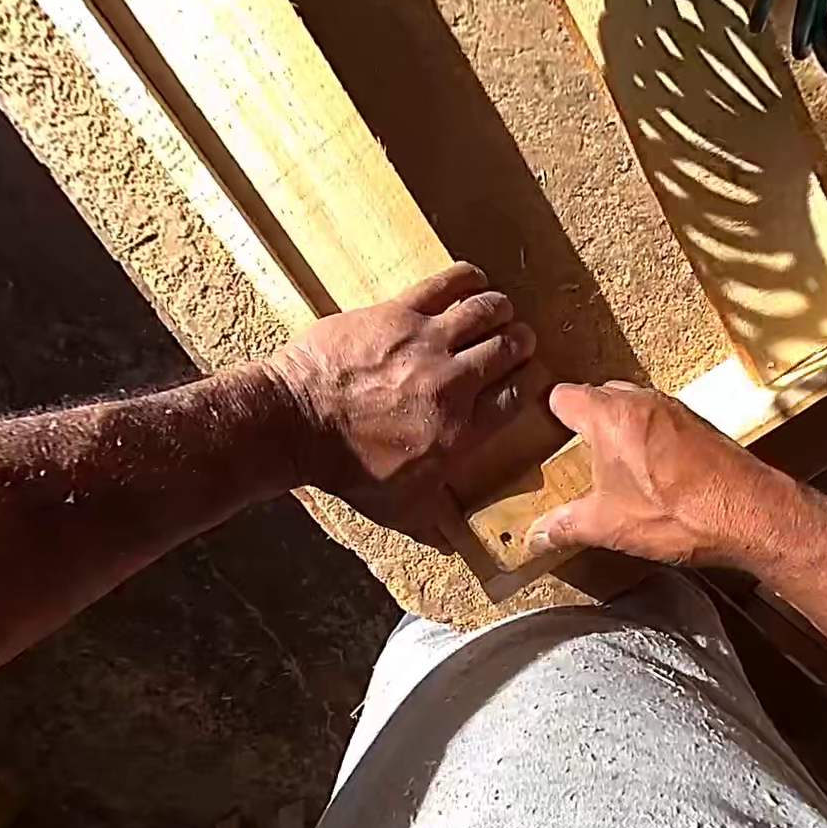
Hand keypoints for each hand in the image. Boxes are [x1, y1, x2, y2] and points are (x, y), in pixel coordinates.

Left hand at [264, 263, 534, 546]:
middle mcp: (453, 383)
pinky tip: (475, 279)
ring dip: (502, 309)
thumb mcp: (398, 508)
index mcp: (460, 429)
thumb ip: (433, 524)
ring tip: (503, 311)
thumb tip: (453, 549)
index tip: (532, 378)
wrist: (294, 423)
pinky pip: (446, 285)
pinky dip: (468, 279)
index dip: (532, 383)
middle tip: (520, 341)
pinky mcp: (398, 314)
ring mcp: (426, 344)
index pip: (517, 396)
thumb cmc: (347, 469)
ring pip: (485, 312)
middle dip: (521, 343)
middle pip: (508, 350)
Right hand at [524, 382, 800, 568]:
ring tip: (612, 463)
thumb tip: (535, 537)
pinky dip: (649, 435)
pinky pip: (660, 418)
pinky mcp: (700, 423)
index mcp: (611, 416)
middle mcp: (642, 401)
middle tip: (574, 453)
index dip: (550, 414)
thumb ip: (565, 527)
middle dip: (585, 420)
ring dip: (619, 427)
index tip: (544, 434)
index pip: (564, 396)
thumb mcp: (609, 525)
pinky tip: (652, 470)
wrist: (752, 514)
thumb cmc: (679, 513)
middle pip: (598, 395)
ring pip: (632, 405)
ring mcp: (675, 408)